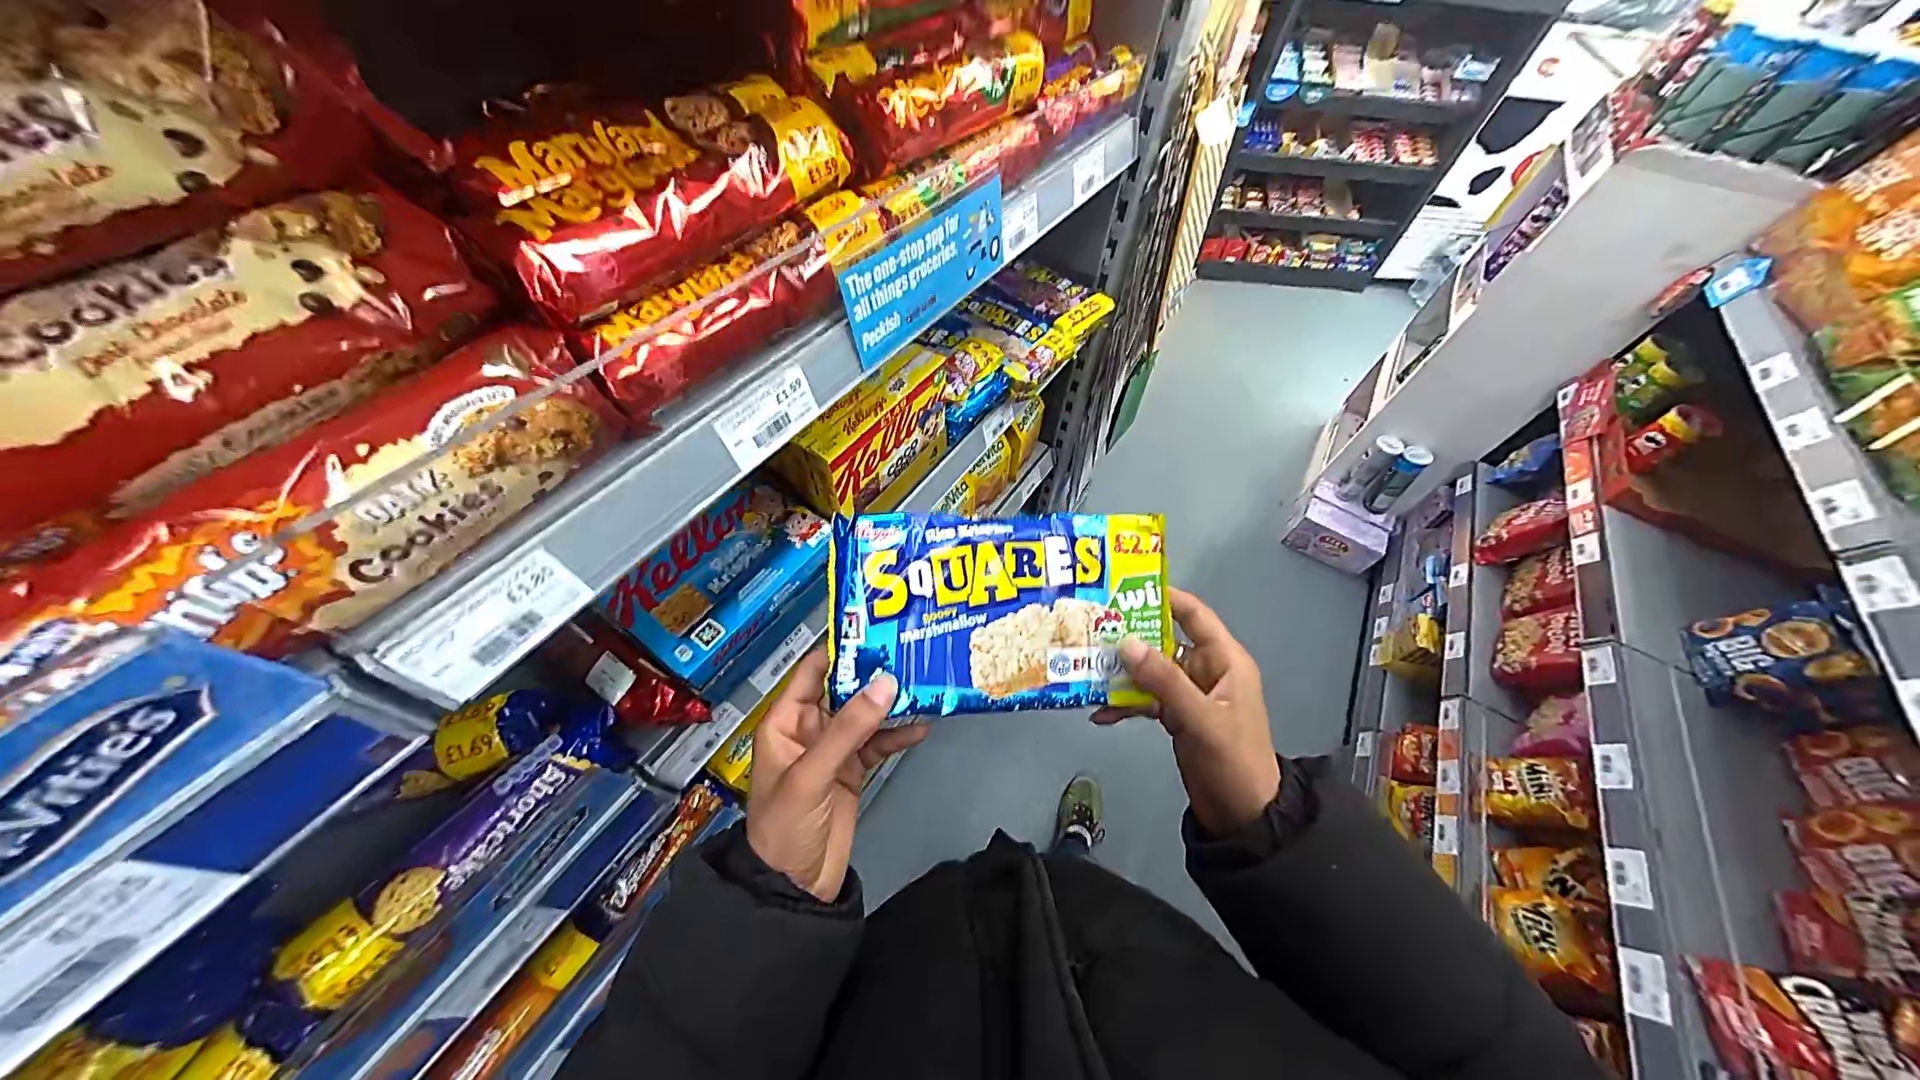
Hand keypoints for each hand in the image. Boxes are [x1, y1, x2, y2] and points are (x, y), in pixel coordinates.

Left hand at [747, 651, 929, 900]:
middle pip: (844, 689)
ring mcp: (834, 749)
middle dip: (873, 673)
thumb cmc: (786, 826)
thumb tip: (886, 683)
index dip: (840, 648)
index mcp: (786, 721)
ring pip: (865, 715)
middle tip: (908, 652)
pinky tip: (920, 728)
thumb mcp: (813, 774)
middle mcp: (810, 728)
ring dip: (890, 704)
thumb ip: (849, 728)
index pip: (812, 672)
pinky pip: (877, 743)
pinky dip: (897, 736)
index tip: (874, 629)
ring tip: (922, 684)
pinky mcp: (853, 770)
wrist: (794, 888)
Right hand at [1093, 588, 1280, 837]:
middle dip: (1130, 638)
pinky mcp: (1176, 716)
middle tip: (1092, 629)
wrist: (1243, 816)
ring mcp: (1188, 694)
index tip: (1127, 588)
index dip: (1165, 598)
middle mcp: (1205, 670)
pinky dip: (1124, 704)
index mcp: (1224, 661)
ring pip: (1150, 671)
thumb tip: (1126, 643)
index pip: (1195, 615)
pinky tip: (1100, 713)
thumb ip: (1164, 680)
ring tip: (1087, 670)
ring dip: (1121, 673)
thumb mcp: (1201, 718)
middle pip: (1163, 642)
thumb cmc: (1232, 761)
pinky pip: (1145, 700)